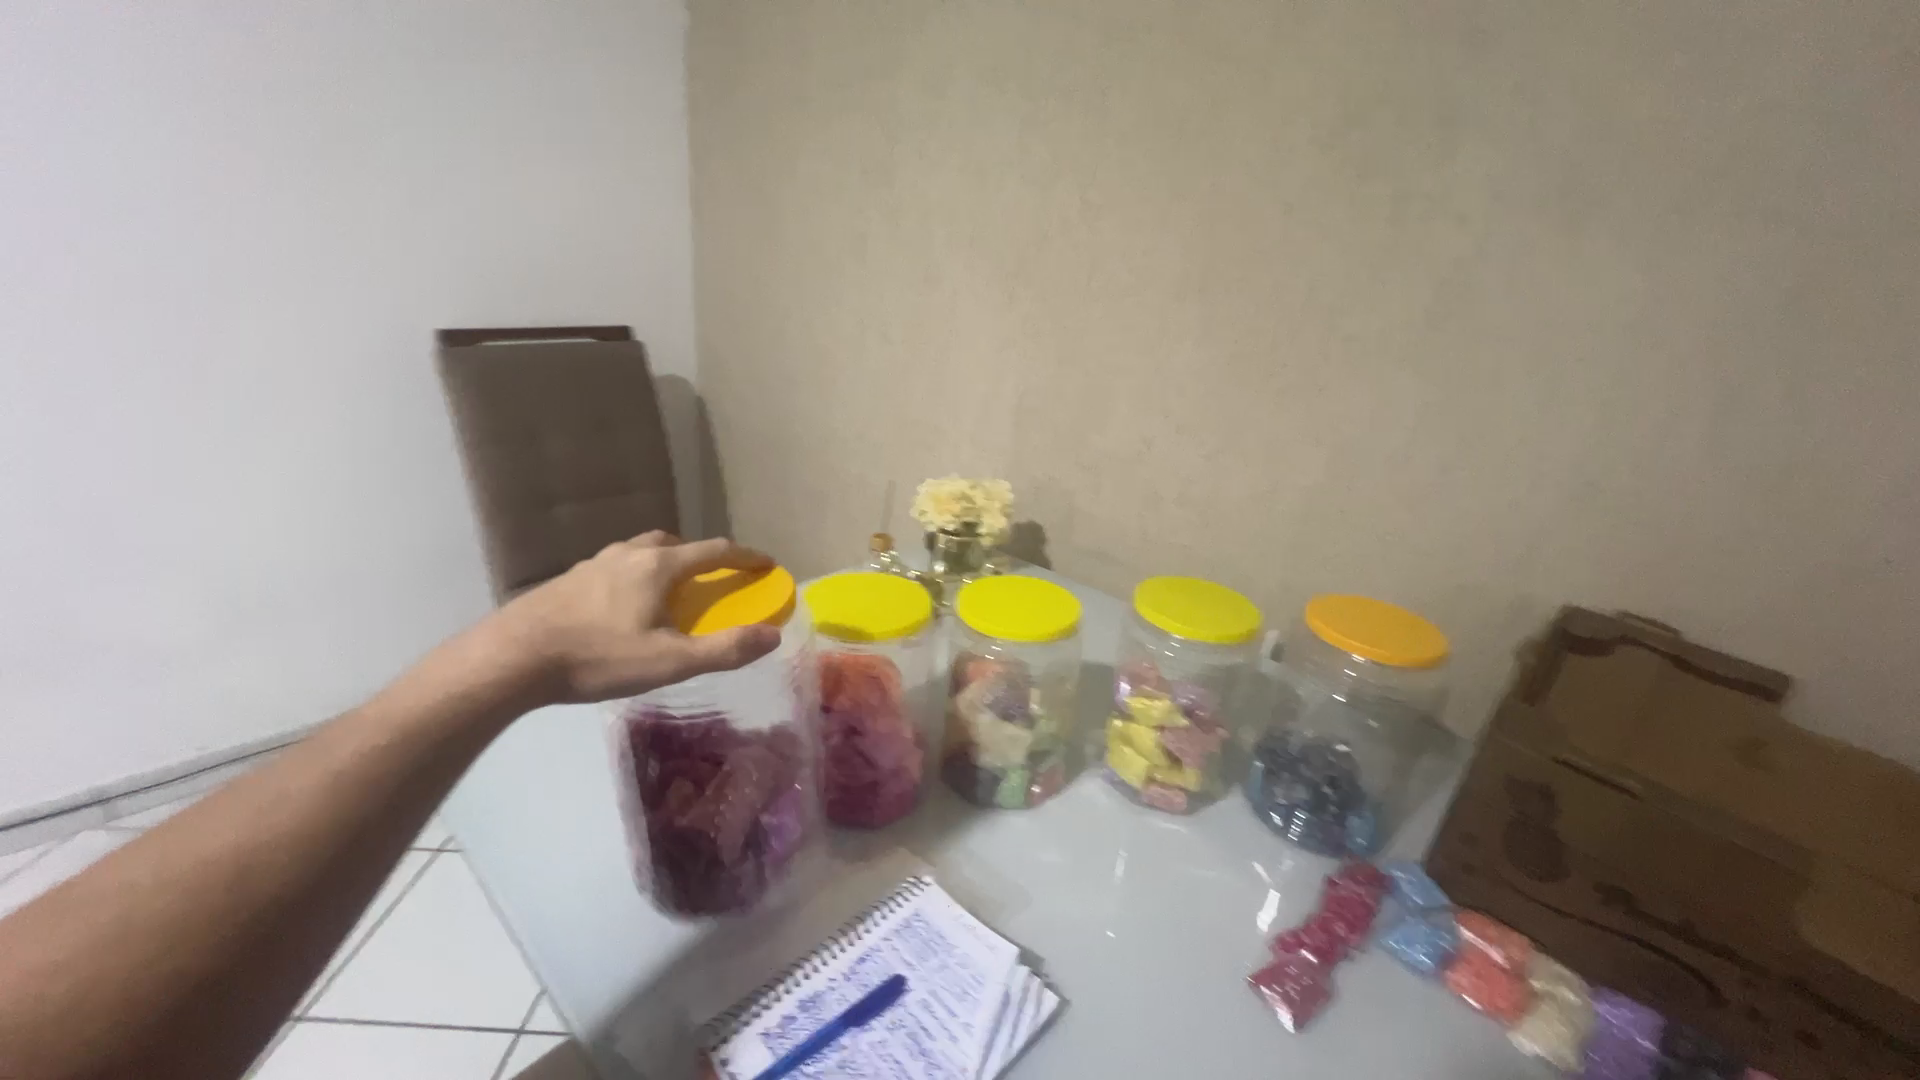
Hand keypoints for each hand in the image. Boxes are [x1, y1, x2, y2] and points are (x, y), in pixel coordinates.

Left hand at [497, 532, 783, 704]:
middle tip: (712, 582)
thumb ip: (725, 649)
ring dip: (665, 565)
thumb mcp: (671, 661)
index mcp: (659, 566)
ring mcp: (593, 564)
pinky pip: (615, 569)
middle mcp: (628, 554)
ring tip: (667, 596)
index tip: (767, 565)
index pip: (716, 551)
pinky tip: (622, 610)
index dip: (747, 557)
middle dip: (702, 558)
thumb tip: (773, 635)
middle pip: (676, 544)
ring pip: (641, 553)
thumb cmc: (598, 658)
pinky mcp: (568, 581)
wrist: (512, 659)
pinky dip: (634, 579)